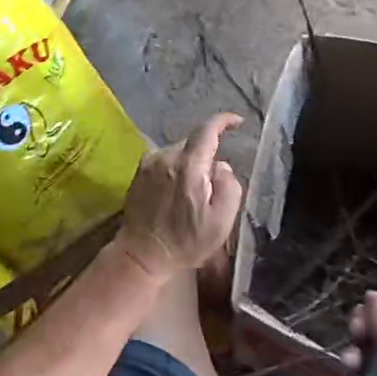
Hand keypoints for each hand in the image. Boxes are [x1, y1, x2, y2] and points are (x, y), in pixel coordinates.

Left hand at [116, 113, 244, 279]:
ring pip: (178, 152)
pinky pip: (164, 160)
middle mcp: (165, 156)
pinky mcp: (139, 172)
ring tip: (191, 195)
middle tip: (211, 187)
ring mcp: (149, 162)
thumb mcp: (221, 220)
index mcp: (188, 166)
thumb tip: (221, 165)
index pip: (207, 130)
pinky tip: (174, 193)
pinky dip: (174, 169)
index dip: (224, 121)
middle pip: (193, 144)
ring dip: (189, 164)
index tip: (237, 122)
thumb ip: (229, 185)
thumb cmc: (186, 241)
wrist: (143, 254)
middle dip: (206, 157)